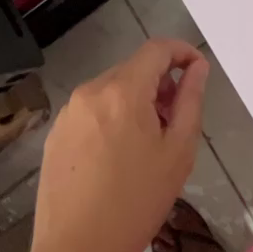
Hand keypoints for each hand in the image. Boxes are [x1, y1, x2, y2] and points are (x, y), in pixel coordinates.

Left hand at [30, 38, 210, 251]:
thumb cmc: (134, 203)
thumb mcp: (177, 152)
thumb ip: (190, 101)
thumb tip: (197, 68)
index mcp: (123, 91)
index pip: (156, 48)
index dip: (181, 51)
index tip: (197, 70)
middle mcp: (91, 91)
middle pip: (133, 69)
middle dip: (159, 83)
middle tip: (174, 118)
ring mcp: (68, 113)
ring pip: (112, 90)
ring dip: (135, 101)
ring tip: (146, 143)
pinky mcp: (55, 134)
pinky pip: (91, 111)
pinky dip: (111, 118)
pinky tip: (117, 157)